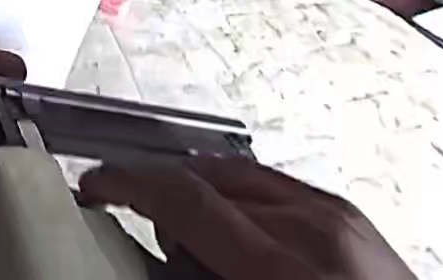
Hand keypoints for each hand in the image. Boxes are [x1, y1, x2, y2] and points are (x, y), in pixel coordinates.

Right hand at [80, 156, 415, 279]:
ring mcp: (336, 216)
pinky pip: (268, 183)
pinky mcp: (346, 212)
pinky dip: (236, 197)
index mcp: (291, 275)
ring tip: (193, 240)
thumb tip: (163, 248)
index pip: (186, 199)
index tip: (95, 184)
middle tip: (144, 228)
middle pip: (204, 179)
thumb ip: (200, 276)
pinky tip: (232, 229)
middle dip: (162, 195)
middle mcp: (316, 231)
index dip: (127, 182)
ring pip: (232, 173)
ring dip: (197, 195)